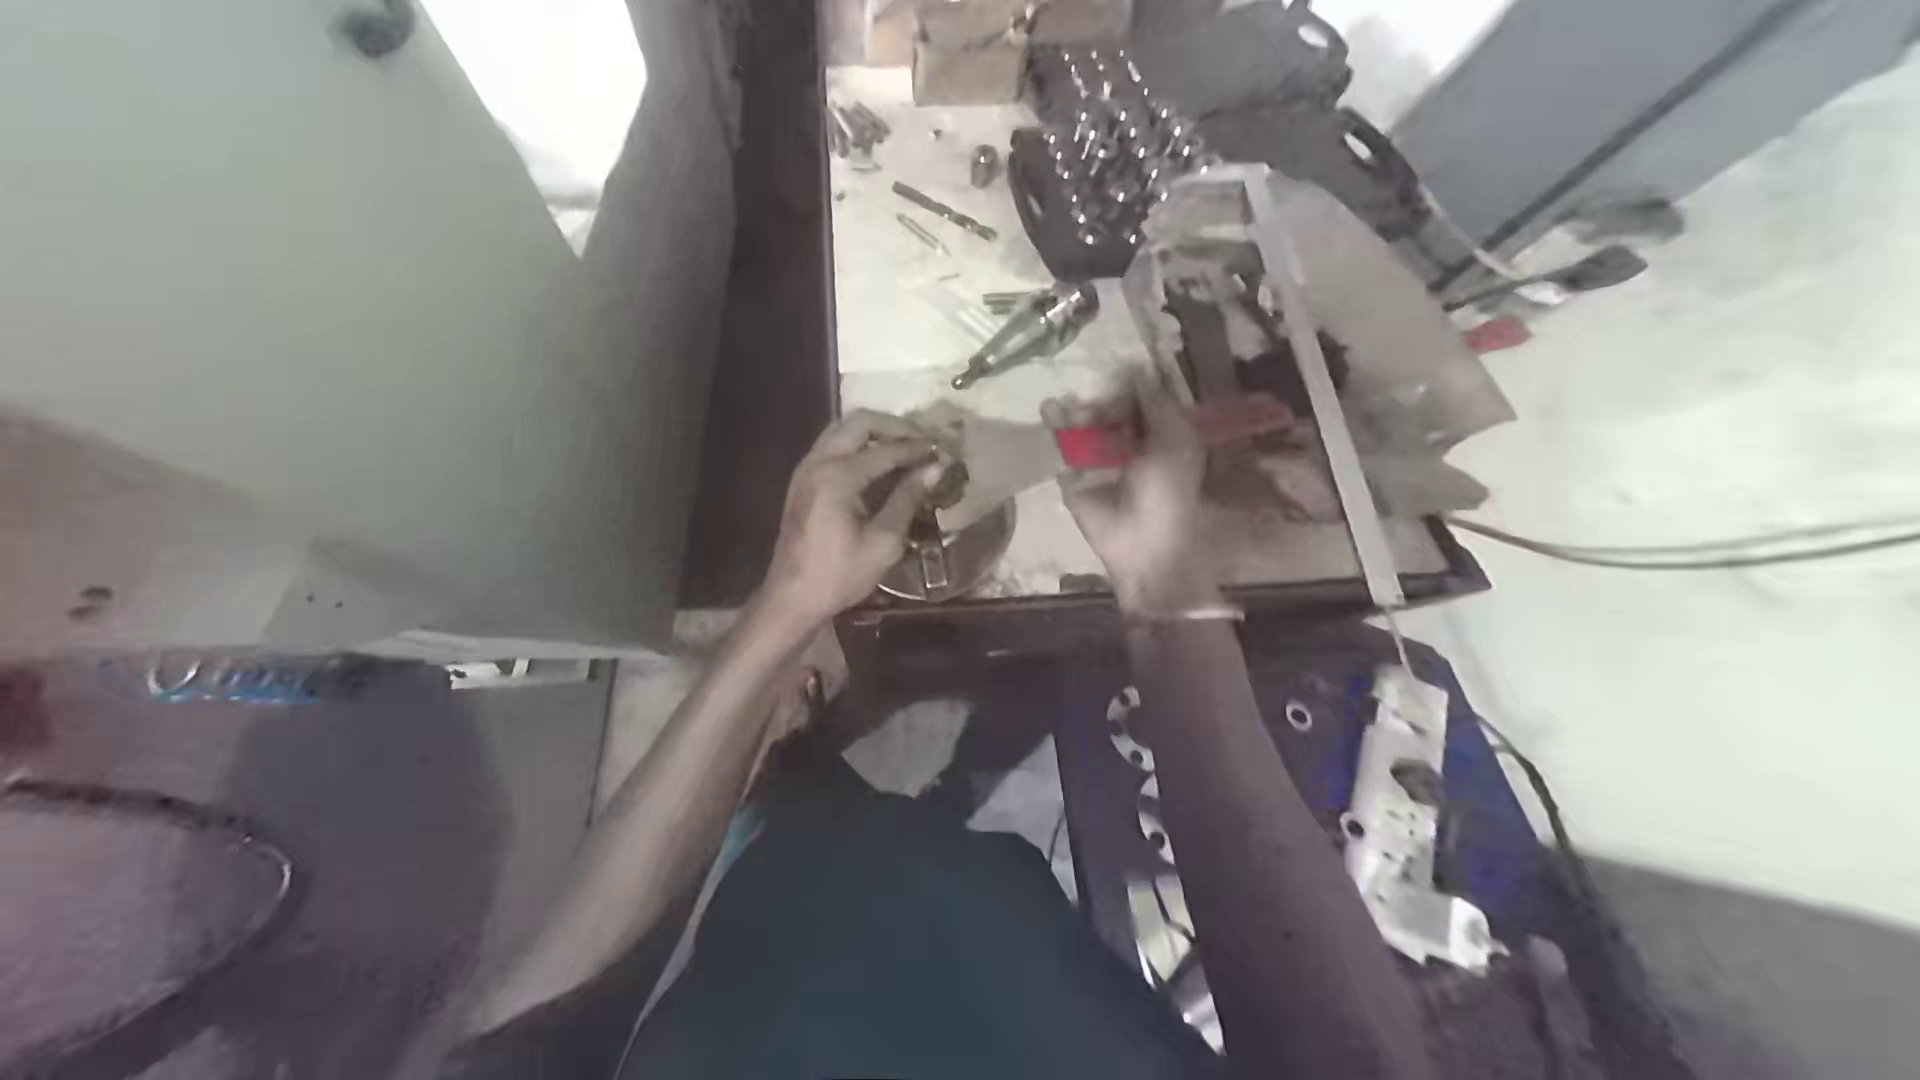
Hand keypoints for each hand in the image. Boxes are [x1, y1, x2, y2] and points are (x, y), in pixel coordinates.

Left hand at [760, 410, 943, 628]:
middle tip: (923, 441)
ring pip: (842, 429)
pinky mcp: (803, 480)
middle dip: (895, 427)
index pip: (885, 449)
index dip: (918, 448)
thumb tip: (934, 468)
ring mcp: (806, 469)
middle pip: (859, 422)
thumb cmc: (839, 575)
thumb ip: (907, 499)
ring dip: (875, 432)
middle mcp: (817, 462)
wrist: (792, 598)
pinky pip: (833, 446)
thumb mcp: (883, 542)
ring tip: (904, 448)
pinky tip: (880, 464)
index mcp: (837, 477)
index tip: (943, 449)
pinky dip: (858, 445)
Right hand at [1049, 372, 1217, 613]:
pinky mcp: (1074, 476)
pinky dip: (1055, 427)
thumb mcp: (1176, 440)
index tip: (1117, 370)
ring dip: (1075, 409)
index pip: (1140, 400)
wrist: (1144, 545)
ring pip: (1083, 425)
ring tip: (1068, 401)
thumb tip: (1139, 367)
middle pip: (1108, 409)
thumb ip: (1158, 404)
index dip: (1129, 386)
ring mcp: (1098, 461)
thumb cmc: (1169, 492)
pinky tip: (1048, 408)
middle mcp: (1127, 444)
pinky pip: (1063, 449)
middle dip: (1101, 398)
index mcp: (1158, 436)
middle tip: (1095, 398)